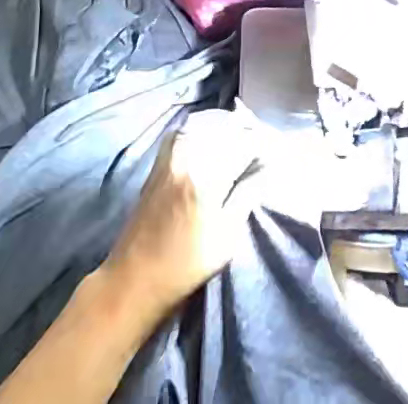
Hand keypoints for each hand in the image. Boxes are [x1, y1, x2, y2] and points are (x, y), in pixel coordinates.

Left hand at [100, 110, 259, 317]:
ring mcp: (168, 160)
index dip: (264, 145)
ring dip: (223, 129)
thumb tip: (262, 169)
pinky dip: (198, 131)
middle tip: (259, 147)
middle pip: (224, 130)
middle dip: (246, 133)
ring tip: (237, 142)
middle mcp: (186, 159)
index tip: (274, 153)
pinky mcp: (156, 166)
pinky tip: (207, 142)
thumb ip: (247, 195)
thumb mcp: (227, 237)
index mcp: (206, 177)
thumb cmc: (185, 265)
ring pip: (202, 127)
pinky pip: (181, 134)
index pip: (245, 145)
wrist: (133, 280)